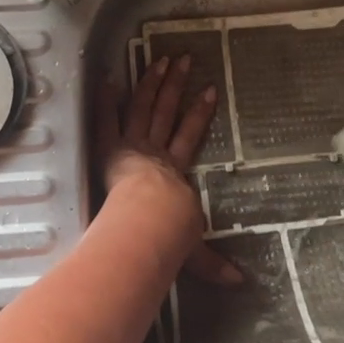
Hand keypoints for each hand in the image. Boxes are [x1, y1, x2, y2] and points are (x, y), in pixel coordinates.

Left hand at [95, 55, 242, 285]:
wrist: (150, 222)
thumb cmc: (170, 232)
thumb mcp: (193, 250)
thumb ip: (211, 263)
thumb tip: (238, 282)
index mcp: (175, 169)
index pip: (190, 134)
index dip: (200, 113)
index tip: (210, 90)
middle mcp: (155, 150)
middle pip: (166, 111)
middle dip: (176, 85)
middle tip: (184, 59)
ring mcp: (133, 145)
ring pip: (142, 106)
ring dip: (150, 82)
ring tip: (157, 59)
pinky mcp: (110, 147)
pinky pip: (106, 119)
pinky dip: (105, 99)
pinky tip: (105, 76)